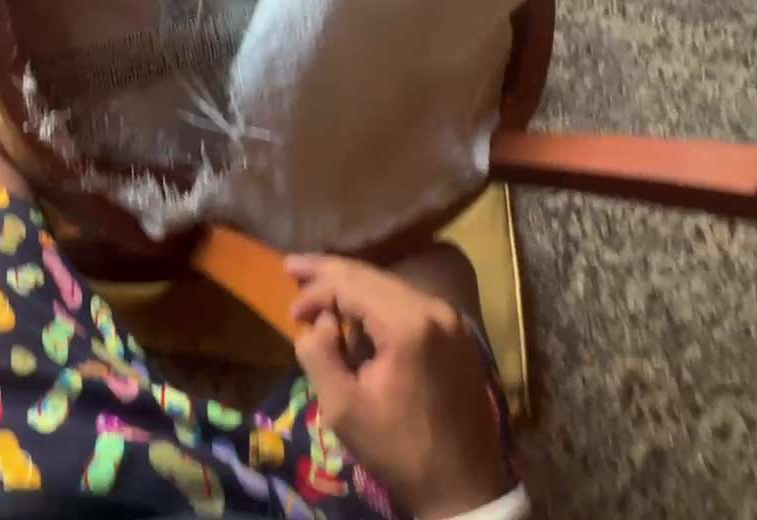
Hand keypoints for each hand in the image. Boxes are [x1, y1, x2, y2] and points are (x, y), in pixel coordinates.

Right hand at [288, 254, 506, 518]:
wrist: (465, 490)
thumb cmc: (399, 450)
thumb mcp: (342, 407)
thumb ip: (318, 353)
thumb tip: (321, 322)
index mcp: (408, 324)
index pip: (349, 284)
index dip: (314, 291)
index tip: (291, 313)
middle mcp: (433, 309)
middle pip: (369, 276)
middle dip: (328, 273)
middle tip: (291, 266)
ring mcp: (450, 319)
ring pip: (387, 285)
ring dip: (351, 285)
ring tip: (316, 284)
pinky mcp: (456, 334)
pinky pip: (406, 301)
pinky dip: (375, 300)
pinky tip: (353, 305)